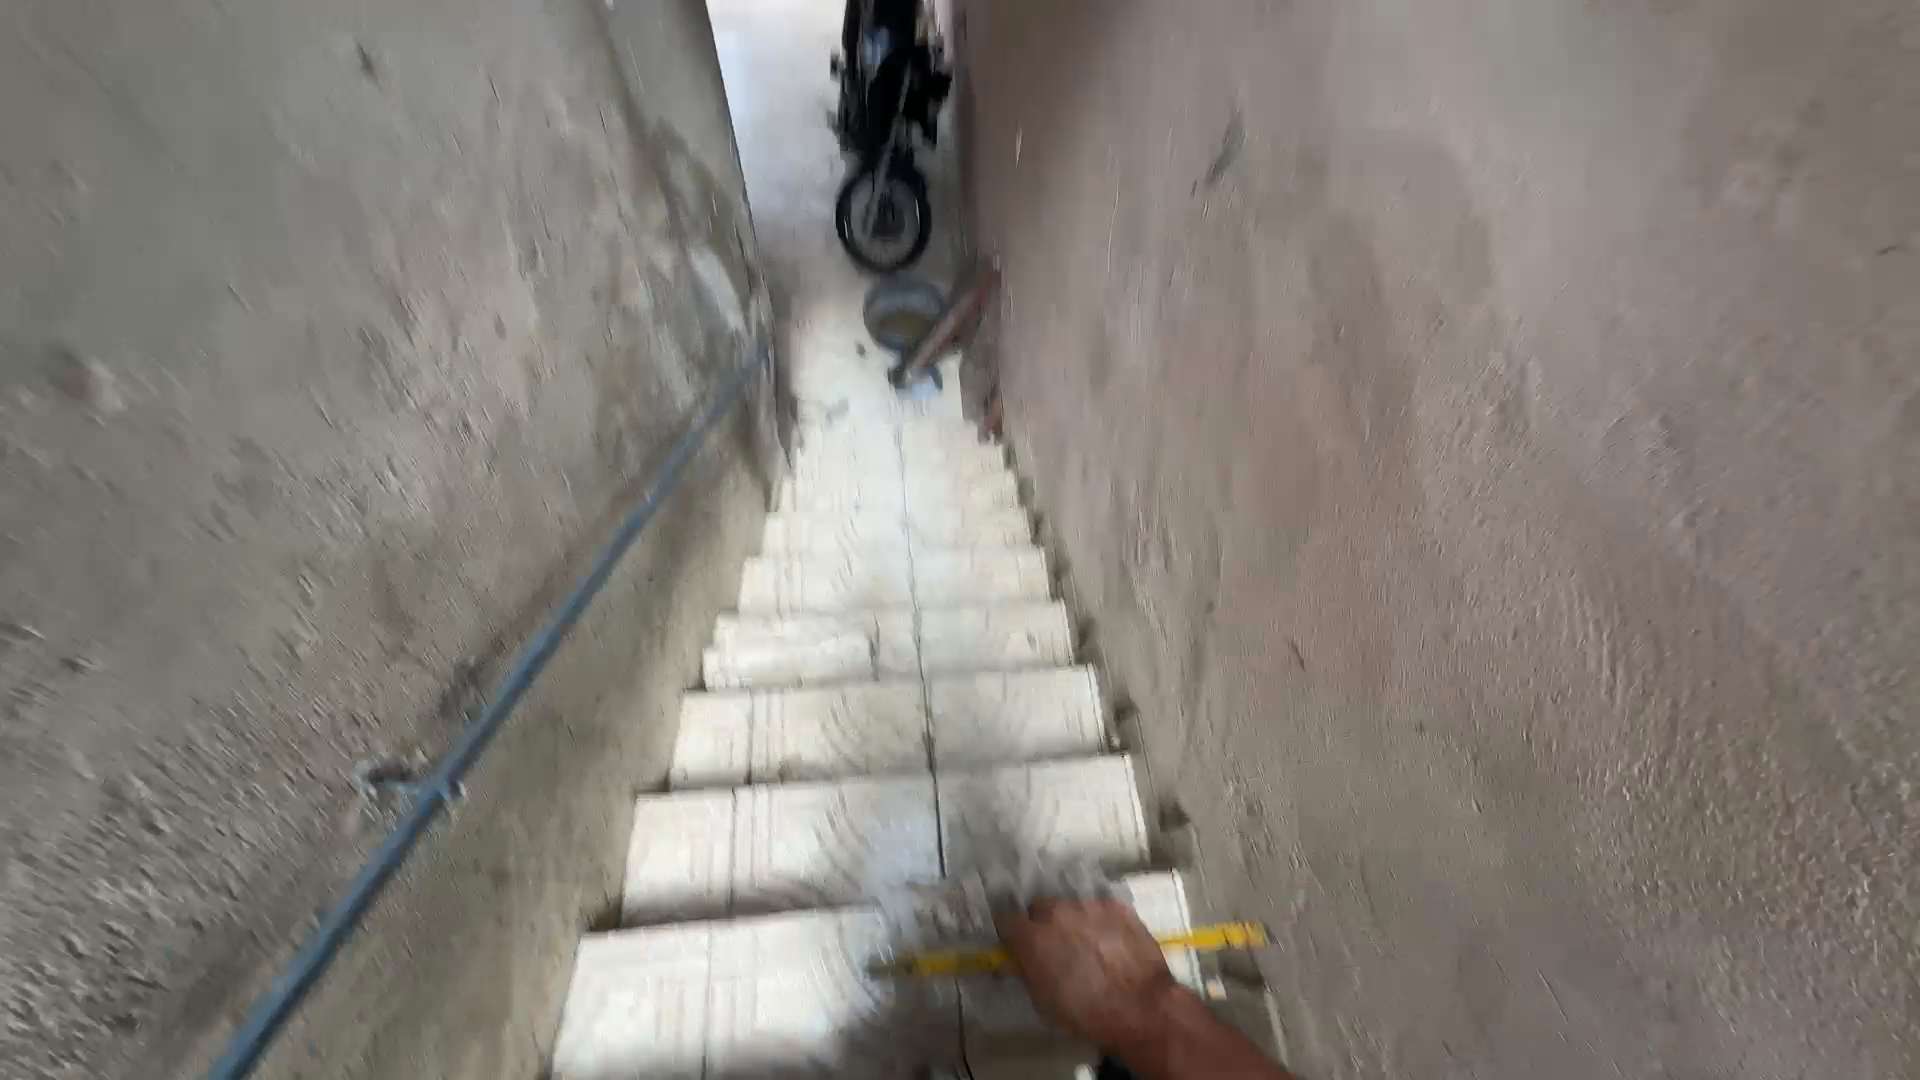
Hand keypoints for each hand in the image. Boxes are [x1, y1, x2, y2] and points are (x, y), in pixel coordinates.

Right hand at [994, 896, 1179, 1049]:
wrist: (1140, 1006)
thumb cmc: (1086, 1013)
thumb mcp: (1044, 1002)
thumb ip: (1028, 972)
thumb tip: (1020, 960)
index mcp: (1033, 937)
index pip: (1006, 919)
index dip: (1011, 931)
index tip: (1017, 941)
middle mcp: (1057, 911)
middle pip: (1040, 907)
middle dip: (1044, 923)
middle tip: (1058, 946)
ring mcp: (1088, 903)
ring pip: (1071, 905)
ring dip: (1074, 921)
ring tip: (1090, 945)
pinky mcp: (1115, 904)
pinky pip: (1100, 907)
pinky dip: (1101, 920)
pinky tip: (1112, 941)